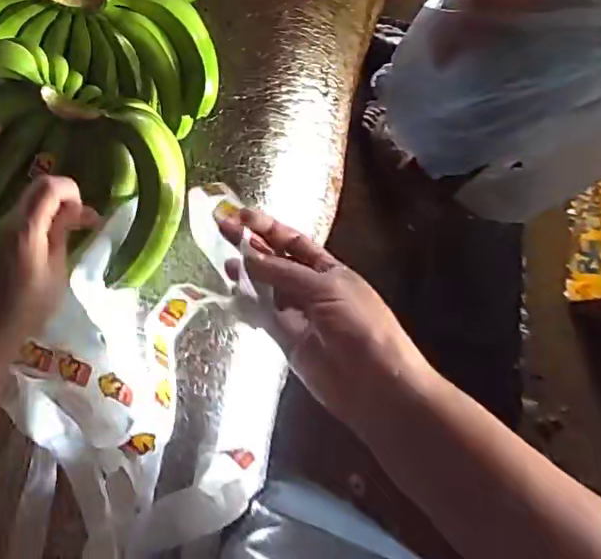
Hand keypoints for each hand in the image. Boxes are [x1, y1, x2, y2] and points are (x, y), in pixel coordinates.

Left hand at [0, 176, 98, 366]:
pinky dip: (43, 215)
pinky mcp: (1, 239)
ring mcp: (3, 229)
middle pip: (39, 186)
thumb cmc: (29, 309)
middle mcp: (11, 221)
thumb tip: (79, 209)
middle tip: (81, 217)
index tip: (86, 215)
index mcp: (27, 228)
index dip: (73, 191)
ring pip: (32, 198)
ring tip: (73, 228)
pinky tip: (54, 238)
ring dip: (54, 204)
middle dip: (65, 194)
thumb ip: (63, 233)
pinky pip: (25, 213)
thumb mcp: (56, 271)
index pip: (50, 187)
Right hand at [217, 207, 435, 429]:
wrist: (378, 386)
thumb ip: (283, 273)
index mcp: (327, 269)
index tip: (241, 214)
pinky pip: (263, 317)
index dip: (267, 227)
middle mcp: (310, 287)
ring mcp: (298, 314)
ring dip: (246, 274)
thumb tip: (248, 257)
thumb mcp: (325, 288)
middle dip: (250, 245)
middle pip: (275, 261)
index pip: (292, 241)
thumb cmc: (360, 325)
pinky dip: (247, 305)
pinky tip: (232, 294)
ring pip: (266, 288)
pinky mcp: (287, 341)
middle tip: (222, 229)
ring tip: (224, 262)